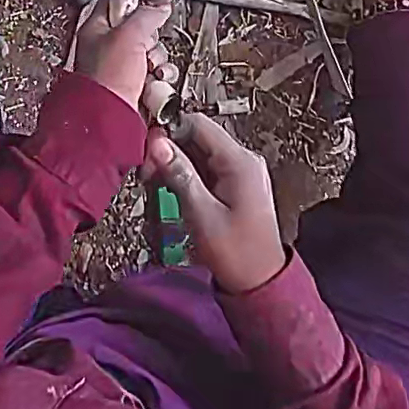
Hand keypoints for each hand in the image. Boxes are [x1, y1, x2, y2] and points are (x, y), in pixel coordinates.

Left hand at [72, 0, 172, 111]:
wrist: (110, 120)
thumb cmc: (105, 79)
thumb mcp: (128, 36)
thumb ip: (146, 14)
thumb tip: (160, 1)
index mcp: (96, 28)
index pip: (117, 0)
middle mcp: (107, 46)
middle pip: (140, 27)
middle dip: (151, 36)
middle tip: (146, 43)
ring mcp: (121, 66)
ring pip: (151, 50)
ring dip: (157, 57)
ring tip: (151, 66)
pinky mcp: (135, 84)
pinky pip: (156, 71)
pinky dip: (161, 75)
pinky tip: (157, 80)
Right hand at [142, 114, 284, 293]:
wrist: (261, 284)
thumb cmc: (236, 254)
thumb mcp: (201, 213)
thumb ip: (179, 175)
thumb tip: (158, 143)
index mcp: (239, 162)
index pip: (198, 124)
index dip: (169, 130)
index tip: (147, 147)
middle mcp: (242, 161)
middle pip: (196, 136)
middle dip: (168, 149)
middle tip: (148, 170)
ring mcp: (239, 172)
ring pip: (197, 151)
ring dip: (174, 162)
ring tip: (156, 181)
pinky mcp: (233, 183)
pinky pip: (203, 167)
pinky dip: (185, 174)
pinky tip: (171, 188)